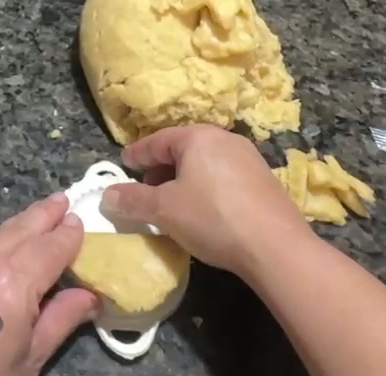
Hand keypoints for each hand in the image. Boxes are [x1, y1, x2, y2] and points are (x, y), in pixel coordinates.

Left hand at [0, 193, 98, 375]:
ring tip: (40, 215)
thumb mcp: (28, 359)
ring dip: (23, 222)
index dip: (68, 235)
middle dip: (45, 213)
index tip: (80, 222)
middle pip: (24, 227)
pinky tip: (7, 241)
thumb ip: (60, 320)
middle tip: (62, 200)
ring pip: (0, 231)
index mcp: (14, 281)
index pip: (51, 247)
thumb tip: (89, 296)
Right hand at [100, 124, 311, 275]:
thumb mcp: (165, 210)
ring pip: (206, 163)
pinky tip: (205, 211)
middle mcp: (224, 139)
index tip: (124, 163)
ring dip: (186, 179)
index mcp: (198, 137)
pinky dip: (208, 187)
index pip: (158, 140)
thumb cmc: (213, 218)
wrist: (278, 248)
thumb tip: (107, 195)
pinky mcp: (265, 182)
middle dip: (162, 168)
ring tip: (174, 202)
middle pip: (184, 149)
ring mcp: (249, 159)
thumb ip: (134, 200)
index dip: (138, 154)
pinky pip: (225, 176)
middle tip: (147, 188)